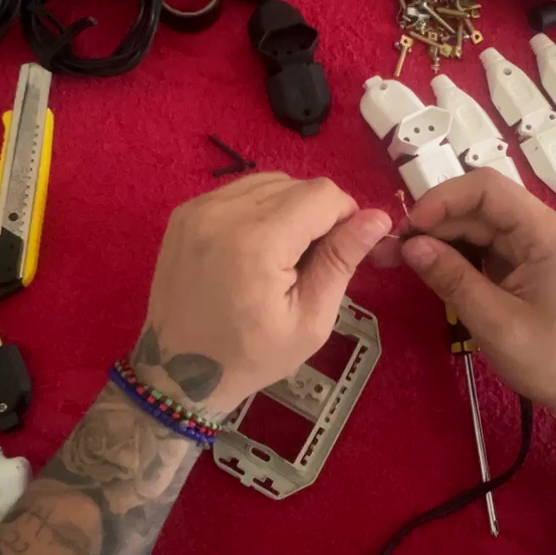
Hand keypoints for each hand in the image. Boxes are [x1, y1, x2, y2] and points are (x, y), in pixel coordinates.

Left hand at [135, 173, 389, 417]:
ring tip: (282, 255)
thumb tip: (379, 217)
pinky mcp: (185, 212)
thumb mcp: (310, 320)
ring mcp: (198, 208)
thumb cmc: (250, 356)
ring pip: (269, 182)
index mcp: (256, 242)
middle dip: (317, 215)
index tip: (340, 252)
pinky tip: (256, 247)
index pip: (322, 194)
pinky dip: (259, 209)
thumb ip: (342, 261)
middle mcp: (223, 212)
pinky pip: (239, 191)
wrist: (176, 372)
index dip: (344, 216)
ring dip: (289, 208)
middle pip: (297, 184)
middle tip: (310, 262)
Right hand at [371, 169, 555, 424]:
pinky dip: (451, 255)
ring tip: (397, 259)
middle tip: (388, 250)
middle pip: (476, 206)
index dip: (442, 200)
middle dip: (431, 222)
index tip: (408, 228)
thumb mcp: (497, 323)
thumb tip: (409, 246)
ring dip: (436, 239)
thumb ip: (453, 279)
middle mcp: (538, 230)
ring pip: (474, 226)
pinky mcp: (521, 266)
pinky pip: (481, 248)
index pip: (487, 189)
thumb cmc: (553, 360)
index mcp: (544, 233)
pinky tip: (426, 268)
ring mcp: (530, 247)